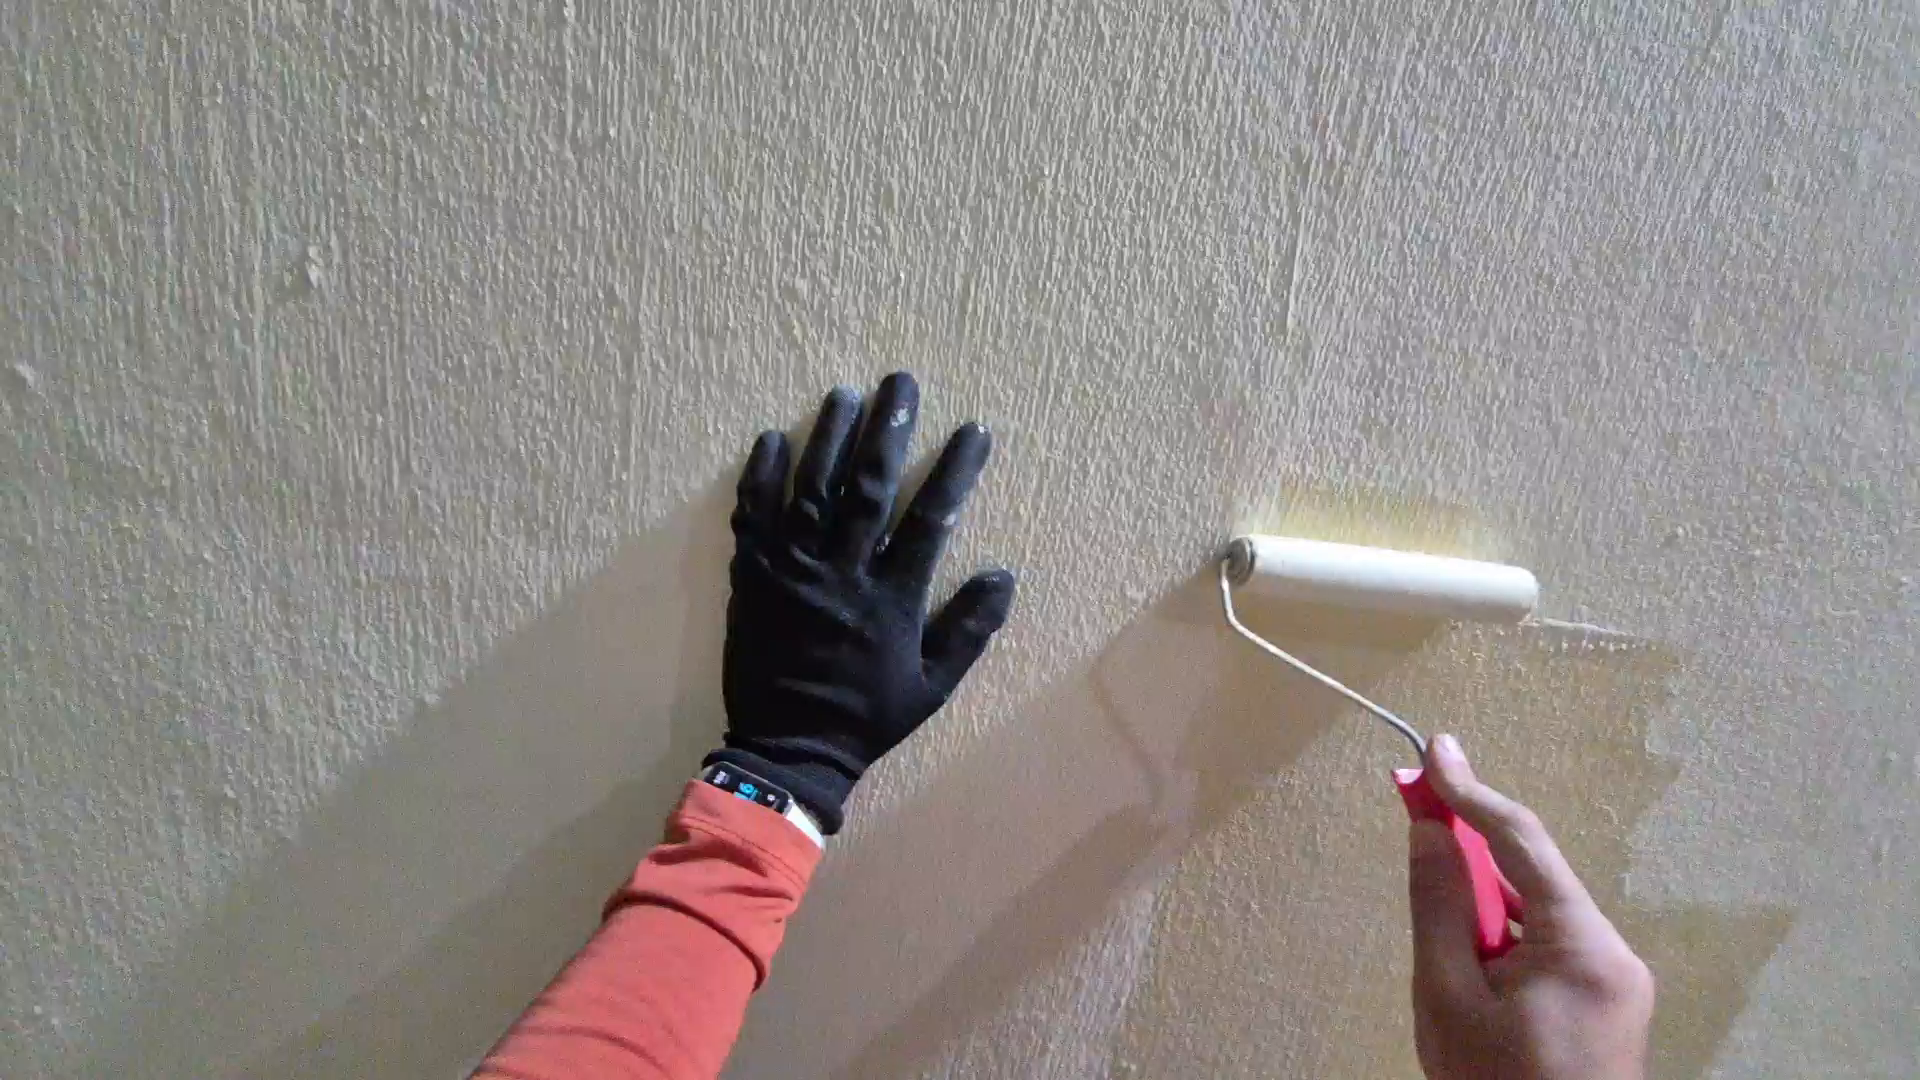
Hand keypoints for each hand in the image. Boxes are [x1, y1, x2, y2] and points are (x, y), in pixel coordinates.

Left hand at [707, 372, 1016, 833]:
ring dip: (828, 438)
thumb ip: (970, 629)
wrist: (790, 749)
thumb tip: (1005, 575)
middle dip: (888, 431)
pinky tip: (769, 439)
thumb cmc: (868, 717)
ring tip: (845, 395)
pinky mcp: (752, 578)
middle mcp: (843, 573)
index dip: (955, 471)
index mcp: (892, 598)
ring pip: (810, 491)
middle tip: (900, 383)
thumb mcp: (934, 686)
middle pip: (867, 488)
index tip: (973, 430)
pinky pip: (752, 518)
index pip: (930, 519)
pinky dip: (759, 477)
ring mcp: (792, 572)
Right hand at [1407, 735, 1654, 1079]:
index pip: (1520, 840)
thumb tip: (1430, 827)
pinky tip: (1467, 961)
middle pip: (1526, 870)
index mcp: (1585, 946)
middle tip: (1414, 807)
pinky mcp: (1599, 994)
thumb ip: (1438, 901)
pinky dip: (1493, 925)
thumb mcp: (1447, 991)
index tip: (1432, 749)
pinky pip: (1537, 934)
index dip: (1470, 789)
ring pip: (1527, 903)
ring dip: (1476, 897)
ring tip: (1442, 944)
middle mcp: (1611, 950)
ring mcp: (1611, 975)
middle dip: (1467, 846)